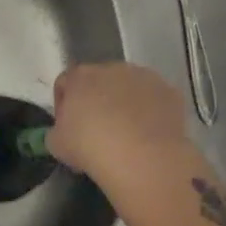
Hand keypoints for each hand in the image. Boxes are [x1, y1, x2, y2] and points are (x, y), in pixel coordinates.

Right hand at [48, 63, 190, 182]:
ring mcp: (144, 77)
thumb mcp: (55, 144)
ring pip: (129, 87)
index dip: (63, 103)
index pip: (65, 82)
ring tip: (124, 133)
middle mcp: (112, 68)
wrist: (140, 156)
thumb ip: (56, 130)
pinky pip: (153, 99)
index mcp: (80, 77)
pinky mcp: (169, 91)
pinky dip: (148, 112)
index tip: (66, 125)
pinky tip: (145, 135)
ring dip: (123, 104)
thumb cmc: (89, 147)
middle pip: (99, 80)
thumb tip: (64, 130)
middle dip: (96, 100)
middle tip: (95, 130)